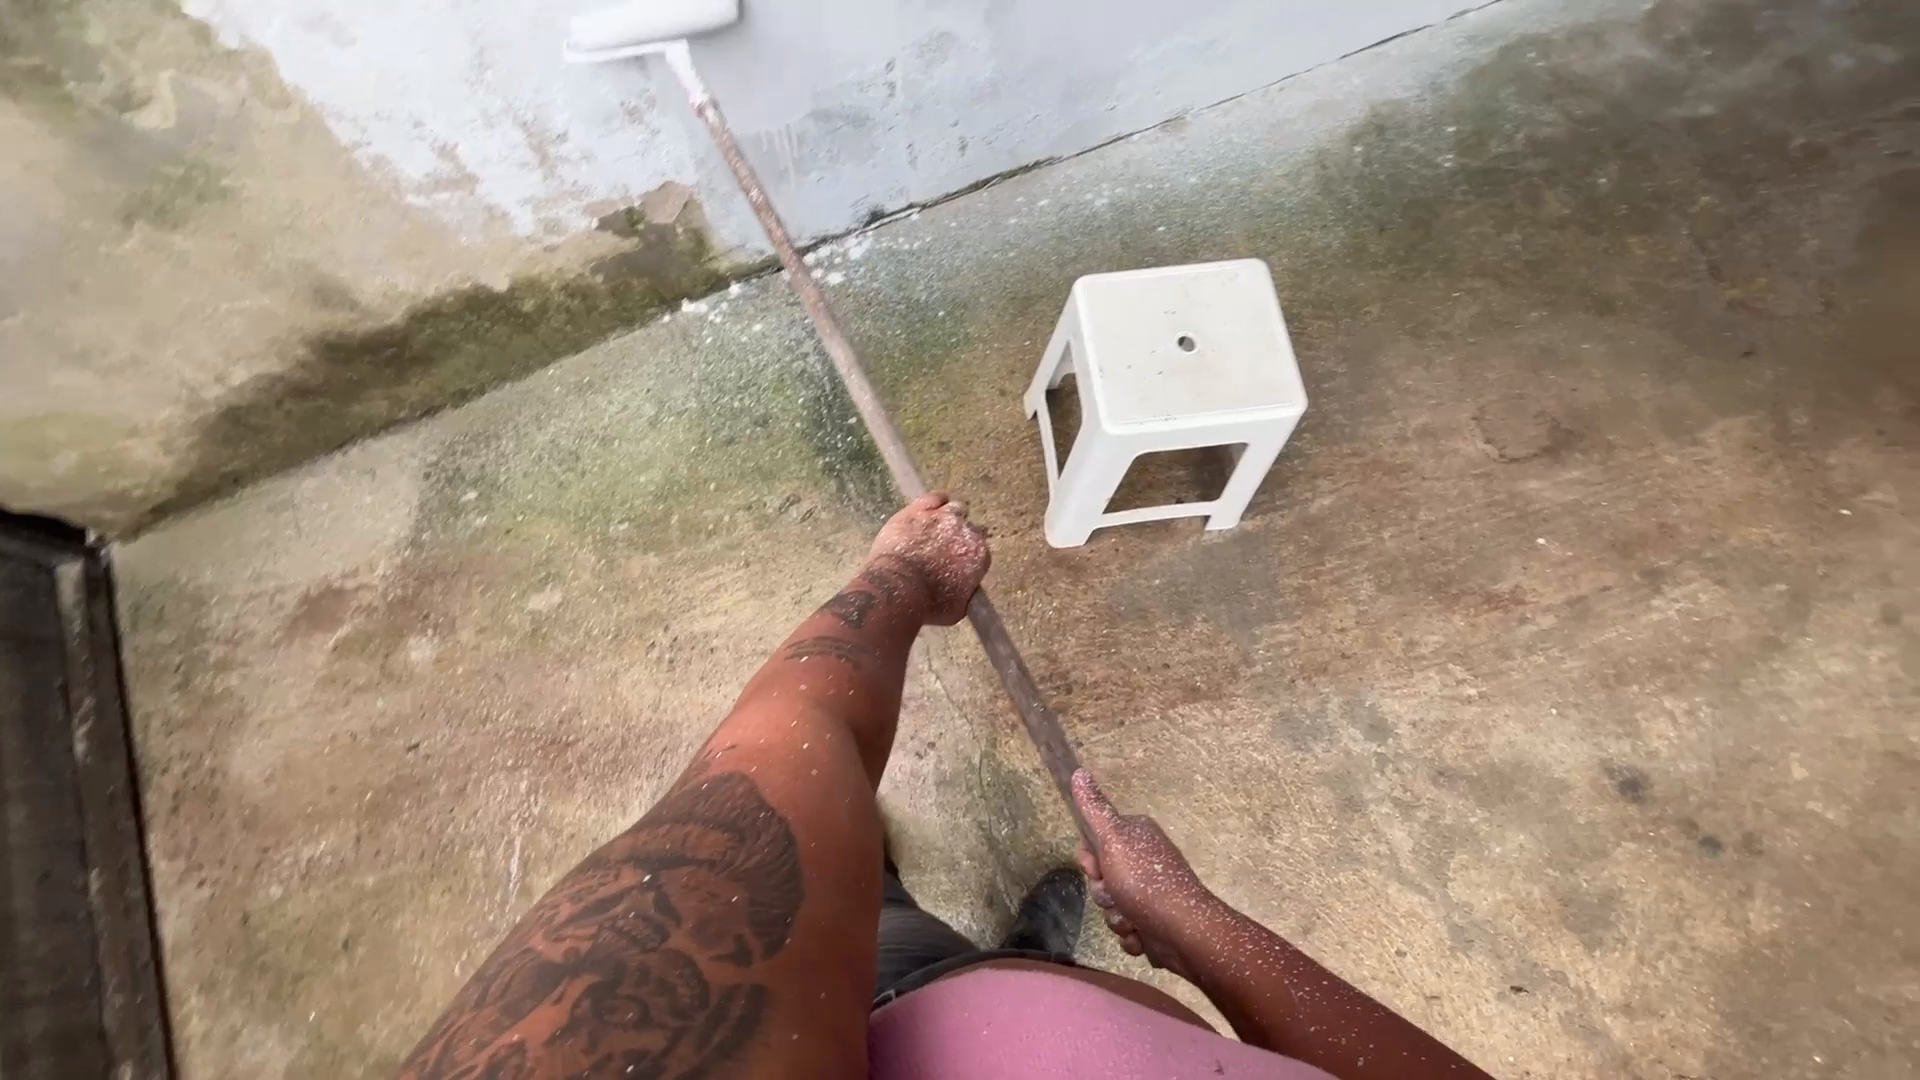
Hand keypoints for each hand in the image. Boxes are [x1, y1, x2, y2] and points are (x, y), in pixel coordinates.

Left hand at [867, 492, 989, 625]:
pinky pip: (935, 498)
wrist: (899, 586)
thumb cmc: (929, 604)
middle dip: (959, 537)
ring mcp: (943, 516)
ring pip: (954, 509)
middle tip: (943, 549)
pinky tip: (930, 508)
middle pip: (969, 528)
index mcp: (979, 555)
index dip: (967, 555)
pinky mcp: (919, 509)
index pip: (980, 549)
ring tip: (935, 528)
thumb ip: (967, 591)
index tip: (958, 561)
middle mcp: (966, 531)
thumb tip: (968, 589)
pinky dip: (935, 502)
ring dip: (948, 518)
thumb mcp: (958, 608)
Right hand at [1072, 769, 1216, 979]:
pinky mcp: (1154, 920)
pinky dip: (1131, 934)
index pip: (1095, 842)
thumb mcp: (1113, 839)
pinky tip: (1141, 935)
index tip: (1097, 870)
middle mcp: (1144, 859)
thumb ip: (1094, 808)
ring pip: (1112, 904)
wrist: (1183, 932)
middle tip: (1116, 897)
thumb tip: (1079, 772)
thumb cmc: (1144, 881)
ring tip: (1132, 920)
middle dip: (1104, 894)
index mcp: (1136, 835)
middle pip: (1102, 876)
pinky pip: (1127, 927)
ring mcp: (1150, 891)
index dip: (1090, 861)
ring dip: (1117, 917)